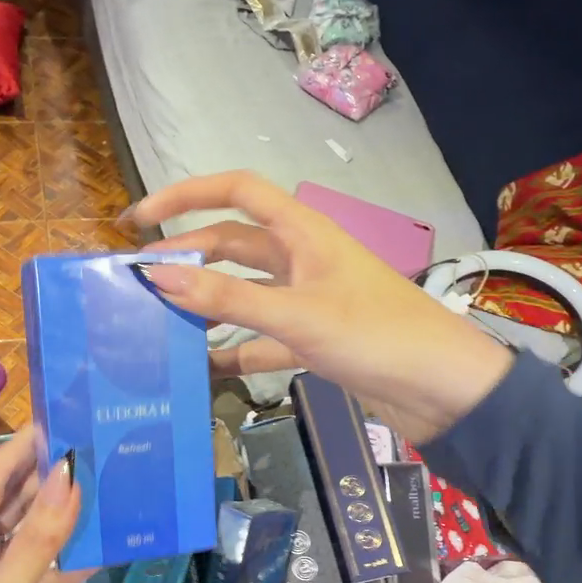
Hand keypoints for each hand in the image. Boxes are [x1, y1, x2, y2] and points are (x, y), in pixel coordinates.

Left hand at [0, 430, 90, 582]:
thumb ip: (36, 543)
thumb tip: (69, 480)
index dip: (20, 453)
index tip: (57, 423)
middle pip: (9, 508)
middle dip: (47, 484)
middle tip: (93, 454)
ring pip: (26, 540)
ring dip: (59, 522)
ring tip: (103, 491)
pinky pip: (37, 574)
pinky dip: (62, 563)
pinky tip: (97, 547)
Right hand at [130, 171, 515, 443]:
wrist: (443, 390)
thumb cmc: (375, 336)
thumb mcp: (296, 315)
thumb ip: (226, 299)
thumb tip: (156, 275)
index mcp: (303, 232)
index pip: (236, 192)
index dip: (185, 195)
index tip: (139, 219)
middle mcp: (301, 258)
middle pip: (232, 244)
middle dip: (187, 254)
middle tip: (138, 279)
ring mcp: (307, 300)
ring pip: (243, 292)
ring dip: (205, 302)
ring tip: (159, 320)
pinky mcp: (312, 339)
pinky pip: (259, 338)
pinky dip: (233, 350)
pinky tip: (202, 368)